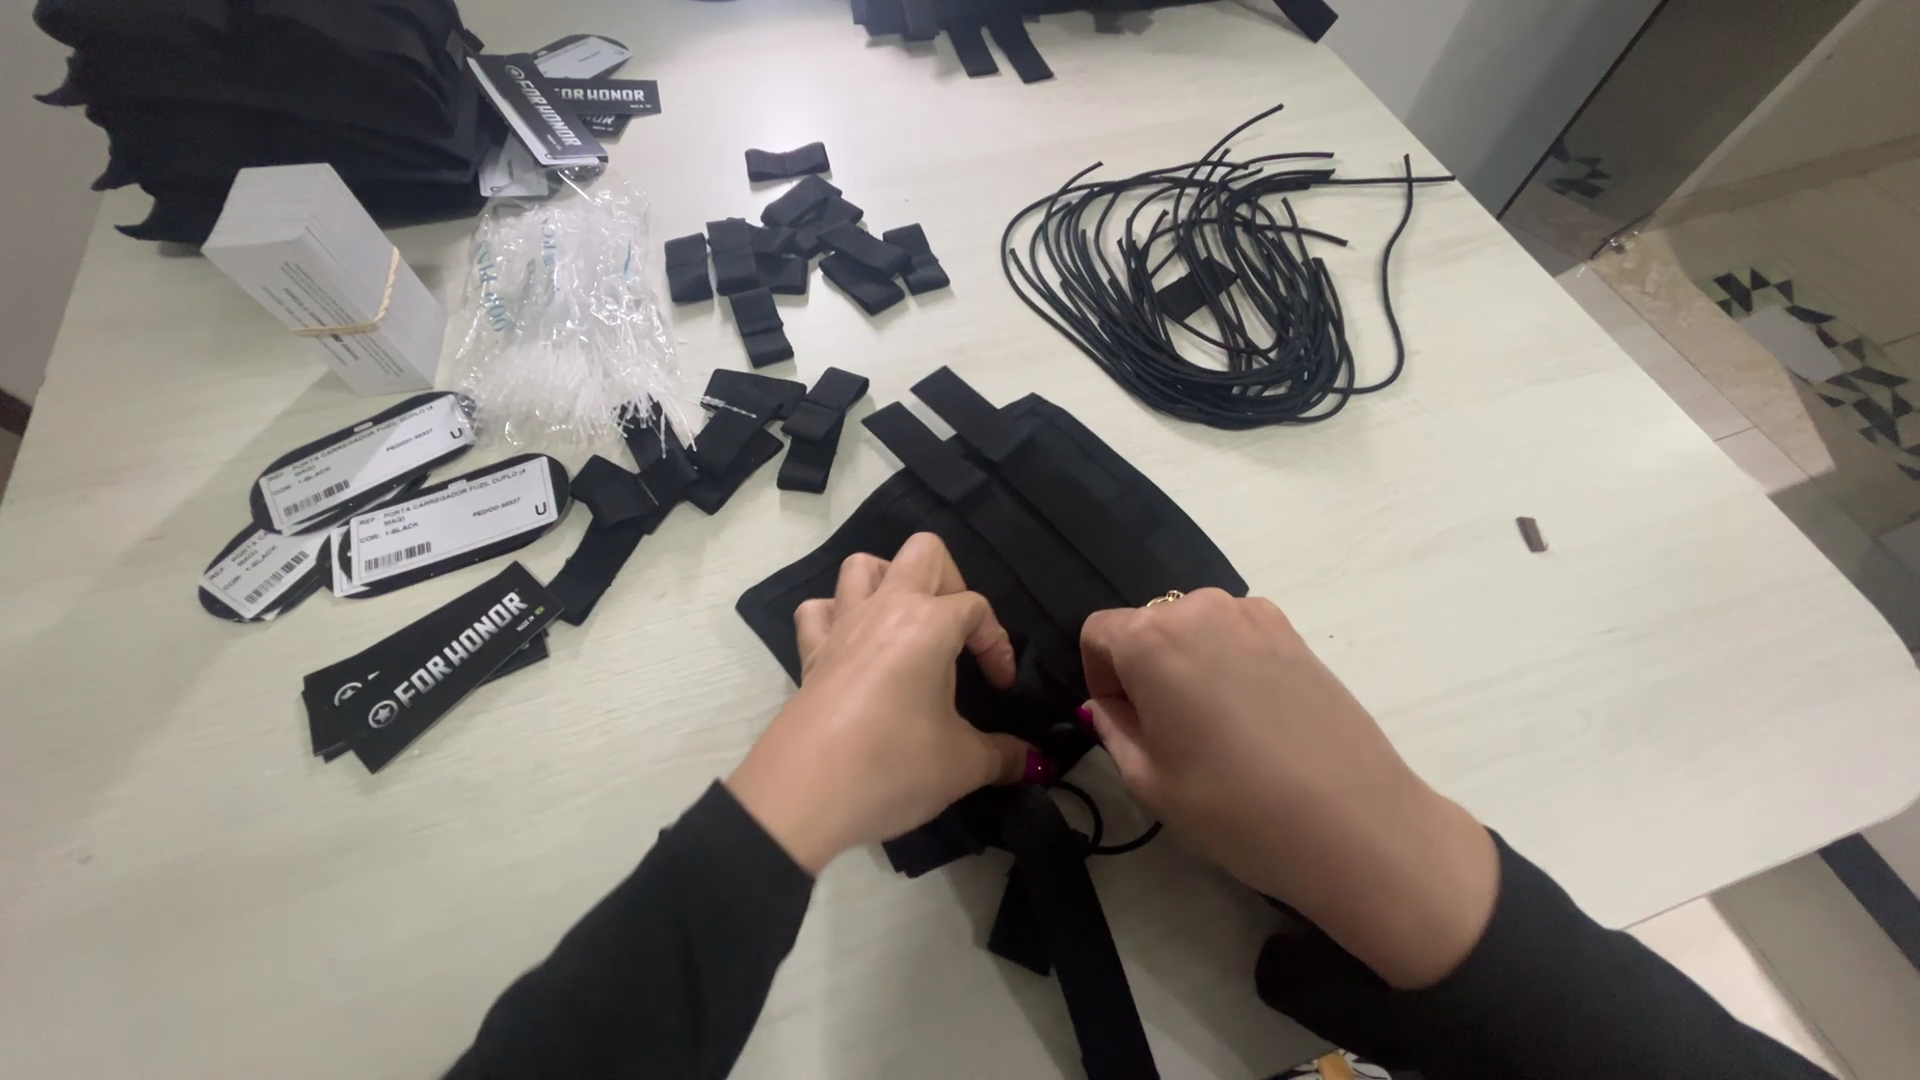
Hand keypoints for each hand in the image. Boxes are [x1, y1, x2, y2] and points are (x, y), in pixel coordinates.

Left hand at [727, 533, 1037, 874]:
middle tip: (958, 632)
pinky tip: (853, 644)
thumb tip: (1034, 762)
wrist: (803, 795)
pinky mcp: (809, 652)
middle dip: (951, 581)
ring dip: (890, 583)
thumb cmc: (892, 766)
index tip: (1001, 687)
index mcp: (928, 623)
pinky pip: (819, 611)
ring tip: (907, 624)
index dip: (998, 644)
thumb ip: (1004, 756)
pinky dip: (836, 615)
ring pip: (863, 566)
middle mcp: (884, 608)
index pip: (976, 607)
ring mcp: (841, 625)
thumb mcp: (961, 765)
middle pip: (922, 552)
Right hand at [1080, 589, 1497, 988]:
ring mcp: (1253, 615)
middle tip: (1166, 730)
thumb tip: (1109, 705)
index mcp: (1153, 639)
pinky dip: (1226, 660)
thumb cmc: (1236, 808)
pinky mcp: (1293, 632)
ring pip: (1192, 628)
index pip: (1097, 633)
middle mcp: (1199, 609)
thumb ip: (1113, 729)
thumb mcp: (1150, 781)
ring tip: (1215, 725)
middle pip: (1145, 626)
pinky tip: (1252, 715)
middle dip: (1141, 669)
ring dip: (1185, 663)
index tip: (1123, 721)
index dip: (1098, 676)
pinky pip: (1234, 634)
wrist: (1358, 825)